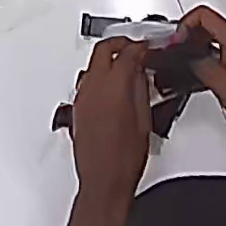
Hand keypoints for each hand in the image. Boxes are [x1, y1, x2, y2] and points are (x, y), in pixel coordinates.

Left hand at [68, 37, 150, 209]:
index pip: (127, 53)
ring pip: (93, 64)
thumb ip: (141, 89)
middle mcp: (93, 88)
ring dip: (109, 59)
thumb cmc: (123, 160)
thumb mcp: (144, 119)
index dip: (140, 46)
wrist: (103, 181)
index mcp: (114, 88)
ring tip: (126, 66)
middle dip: (120, 44)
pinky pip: (88, 82)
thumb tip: (141, 73)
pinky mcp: (77, 107)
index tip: (147, 47)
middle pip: (103, 50)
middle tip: (135, 48)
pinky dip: (101, 76)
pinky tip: (113, 85)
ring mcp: (82, 97)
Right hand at [180, 6, 225, 145]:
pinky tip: (208, 73)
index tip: (177, 40)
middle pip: (211, 24)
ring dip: (202, 47)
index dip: (185, 25)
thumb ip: (199, 65)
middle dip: (191, 36)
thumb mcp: (220, 84)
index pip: (204, 15)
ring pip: (219, 37)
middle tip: (180, 51)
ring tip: (192, 64)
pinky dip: (214, 55)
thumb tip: (187, 57)